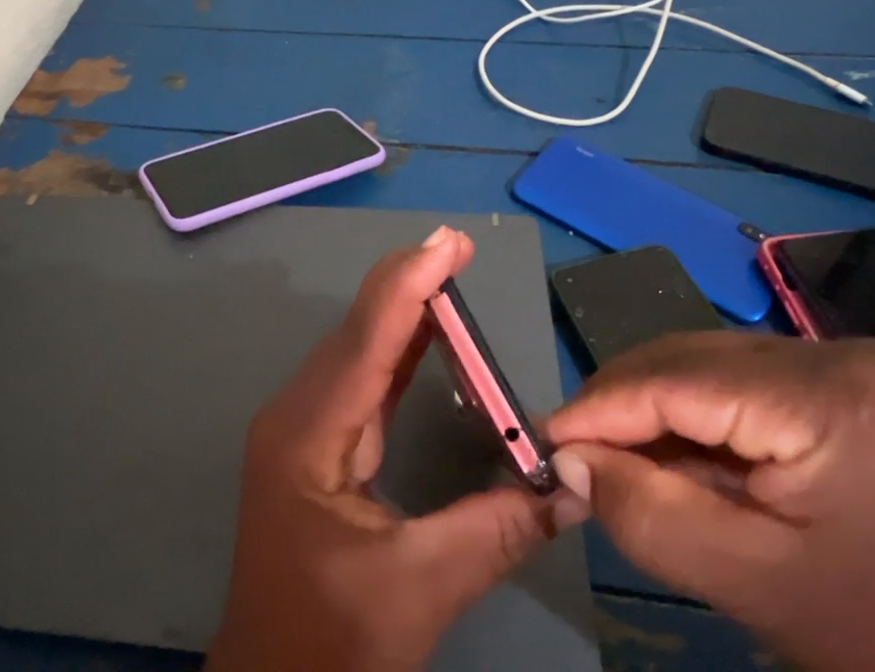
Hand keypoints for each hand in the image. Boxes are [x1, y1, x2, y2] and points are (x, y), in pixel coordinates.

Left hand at [206, 226, 588, 671]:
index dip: (406, 287)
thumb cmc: (331, 638)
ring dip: (402, 311)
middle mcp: (297, 420)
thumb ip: (499, 529)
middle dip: (407, 285)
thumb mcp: (421, 586)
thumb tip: (576, 487)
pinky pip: (361, 385)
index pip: (365, 345)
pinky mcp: (317, 451)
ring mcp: (303, 434)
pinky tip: (427, 334)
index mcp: (307, 438)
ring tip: (447, 269)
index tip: (447, 242)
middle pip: (356, 336)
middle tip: (458, 245)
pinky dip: (396, 351)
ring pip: (357, 355)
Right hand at [545, 332, 874, 671]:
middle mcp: (839, 352)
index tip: (537, 444)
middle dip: (622, 410)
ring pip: (712, 371)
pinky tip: (682, 467)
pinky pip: (750, 392)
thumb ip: (646, 513)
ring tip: (618, 469)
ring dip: (658, 418)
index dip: (595, 409)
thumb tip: (568, 458)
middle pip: (689, 360)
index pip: (674, 378)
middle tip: (571, 464)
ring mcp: (855, 367)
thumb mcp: (755, 583)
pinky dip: (703, 427)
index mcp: (827, 391)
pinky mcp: (859, 392)